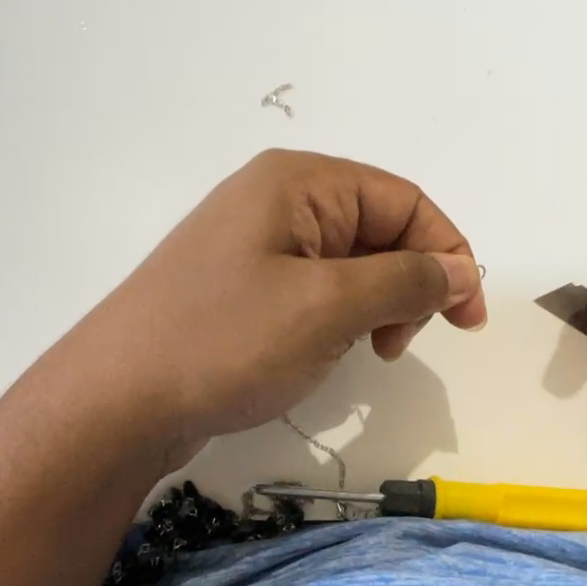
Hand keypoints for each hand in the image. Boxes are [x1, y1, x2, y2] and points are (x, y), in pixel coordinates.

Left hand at [48, 149, 486, 469]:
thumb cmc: (225, 344)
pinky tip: (318, 358)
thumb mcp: (327, 307)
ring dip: (369, 312)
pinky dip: (331, 326)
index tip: (468, 321)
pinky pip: (307, 299)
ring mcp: (249, 252)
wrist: (118, 401)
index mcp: (298, 183)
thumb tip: (460, 269)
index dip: (447, 255)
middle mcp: (273, 205)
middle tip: (397, 347)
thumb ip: (404, 281)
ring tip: (358, 356)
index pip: (404, 201)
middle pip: (375, 232)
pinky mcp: (236, 297)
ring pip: (343, 271)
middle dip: (405, 288)